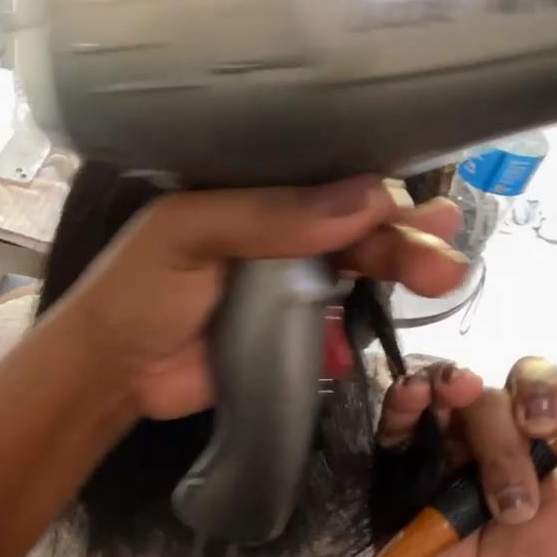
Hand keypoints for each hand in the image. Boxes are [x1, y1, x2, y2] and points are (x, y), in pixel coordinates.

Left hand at [54, 177, 470, 419]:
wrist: (111, 372)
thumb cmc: (137, 290)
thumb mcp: (189, 234)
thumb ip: (269, 216)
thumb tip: (368, 199)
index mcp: (249, 197)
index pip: (324, 183)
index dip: (374, 191)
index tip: (418, 208)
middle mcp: (272, 238)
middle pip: (350, 232)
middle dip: (400, 241)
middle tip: (445, 259)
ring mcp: (279, 291)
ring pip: (350, 277)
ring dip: (394, 278)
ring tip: (441, 280)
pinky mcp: (281, 340)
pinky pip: (331, 333)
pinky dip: (350, 338)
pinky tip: (358, 344)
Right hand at [391, 361, 556, 556]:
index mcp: (539, 437)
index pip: (539, 384)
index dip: (543, 391)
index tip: (546, 428)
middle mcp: (488, 431)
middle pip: (493, 394)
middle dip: (504, 438)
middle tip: (509, 501)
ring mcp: (440, 443)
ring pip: (447, 395)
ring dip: (455, 389)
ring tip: (459, 395)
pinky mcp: (397, 462)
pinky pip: (395, 418)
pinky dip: (402, 399)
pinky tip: (415, 394)